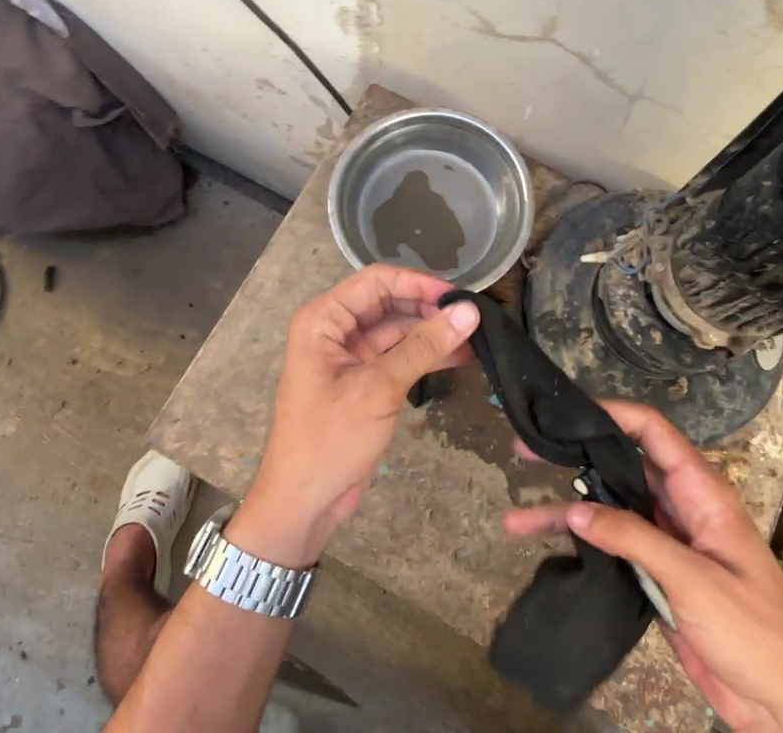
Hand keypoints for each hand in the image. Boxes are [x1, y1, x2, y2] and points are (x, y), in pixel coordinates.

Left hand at [232, 265, 479, 568]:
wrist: (304, 501)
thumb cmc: (329, 439)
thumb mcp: (377, 389)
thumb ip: (423, 347)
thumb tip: (468, 312)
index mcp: (323, 320)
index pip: (376, 281)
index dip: (418, 283)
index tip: (459, 295)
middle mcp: (335, 330)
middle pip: (389, 302)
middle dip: (429, 307)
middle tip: (475, 316)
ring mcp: (351, 357)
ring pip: (398, 330)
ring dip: (433, 332)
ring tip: (478, 335)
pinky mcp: (366, 381)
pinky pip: (400, 356)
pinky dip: (427, 355)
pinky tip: (461, 356)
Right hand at [503, 400, 782, 732]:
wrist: (781, 704)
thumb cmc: (754, 631)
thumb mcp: (694, 579)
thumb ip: (634, 539)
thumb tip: (576, 511)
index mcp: (703, 494)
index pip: (654, 433)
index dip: (612, 413)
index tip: (567, 412)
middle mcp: (681, 509)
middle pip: (621, 468)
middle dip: (573, 458)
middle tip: (523, 450)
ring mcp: (666, 543)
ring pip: (609, 511)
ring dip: (564, 512)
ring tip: (515, 518)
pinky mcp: (655, 576)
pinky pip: (611, 547)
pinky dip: (579, 544)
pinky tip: (546, 546)